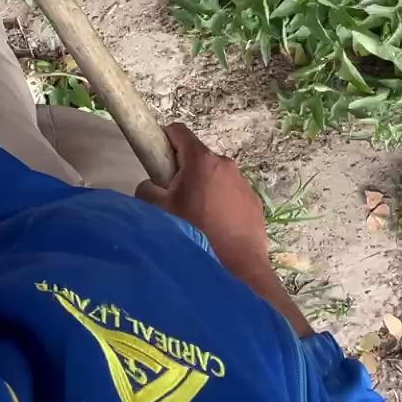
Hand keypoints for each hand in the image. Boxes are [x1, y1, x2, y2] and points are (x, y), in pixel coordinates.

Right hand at [137, 123, 311, 335]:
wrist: (237, 270)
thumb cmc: (194, 233)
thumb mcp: (158, 210)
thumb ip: (147, 188)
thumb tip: (152, 185)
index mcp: (201, 160)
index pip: (178, 131)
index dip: (164, 140)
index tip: (158, 160)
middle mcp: (225, 164)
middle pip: (197, 157)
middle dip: (184, 172)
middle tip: (176, 200)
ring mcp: (243, 183)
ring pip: (215, 177)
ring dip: (204, 189)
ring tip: (198, 219)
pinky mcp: (254, 202)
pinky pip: (231, 194)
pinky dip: (222, 204)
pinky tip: (217, 229)